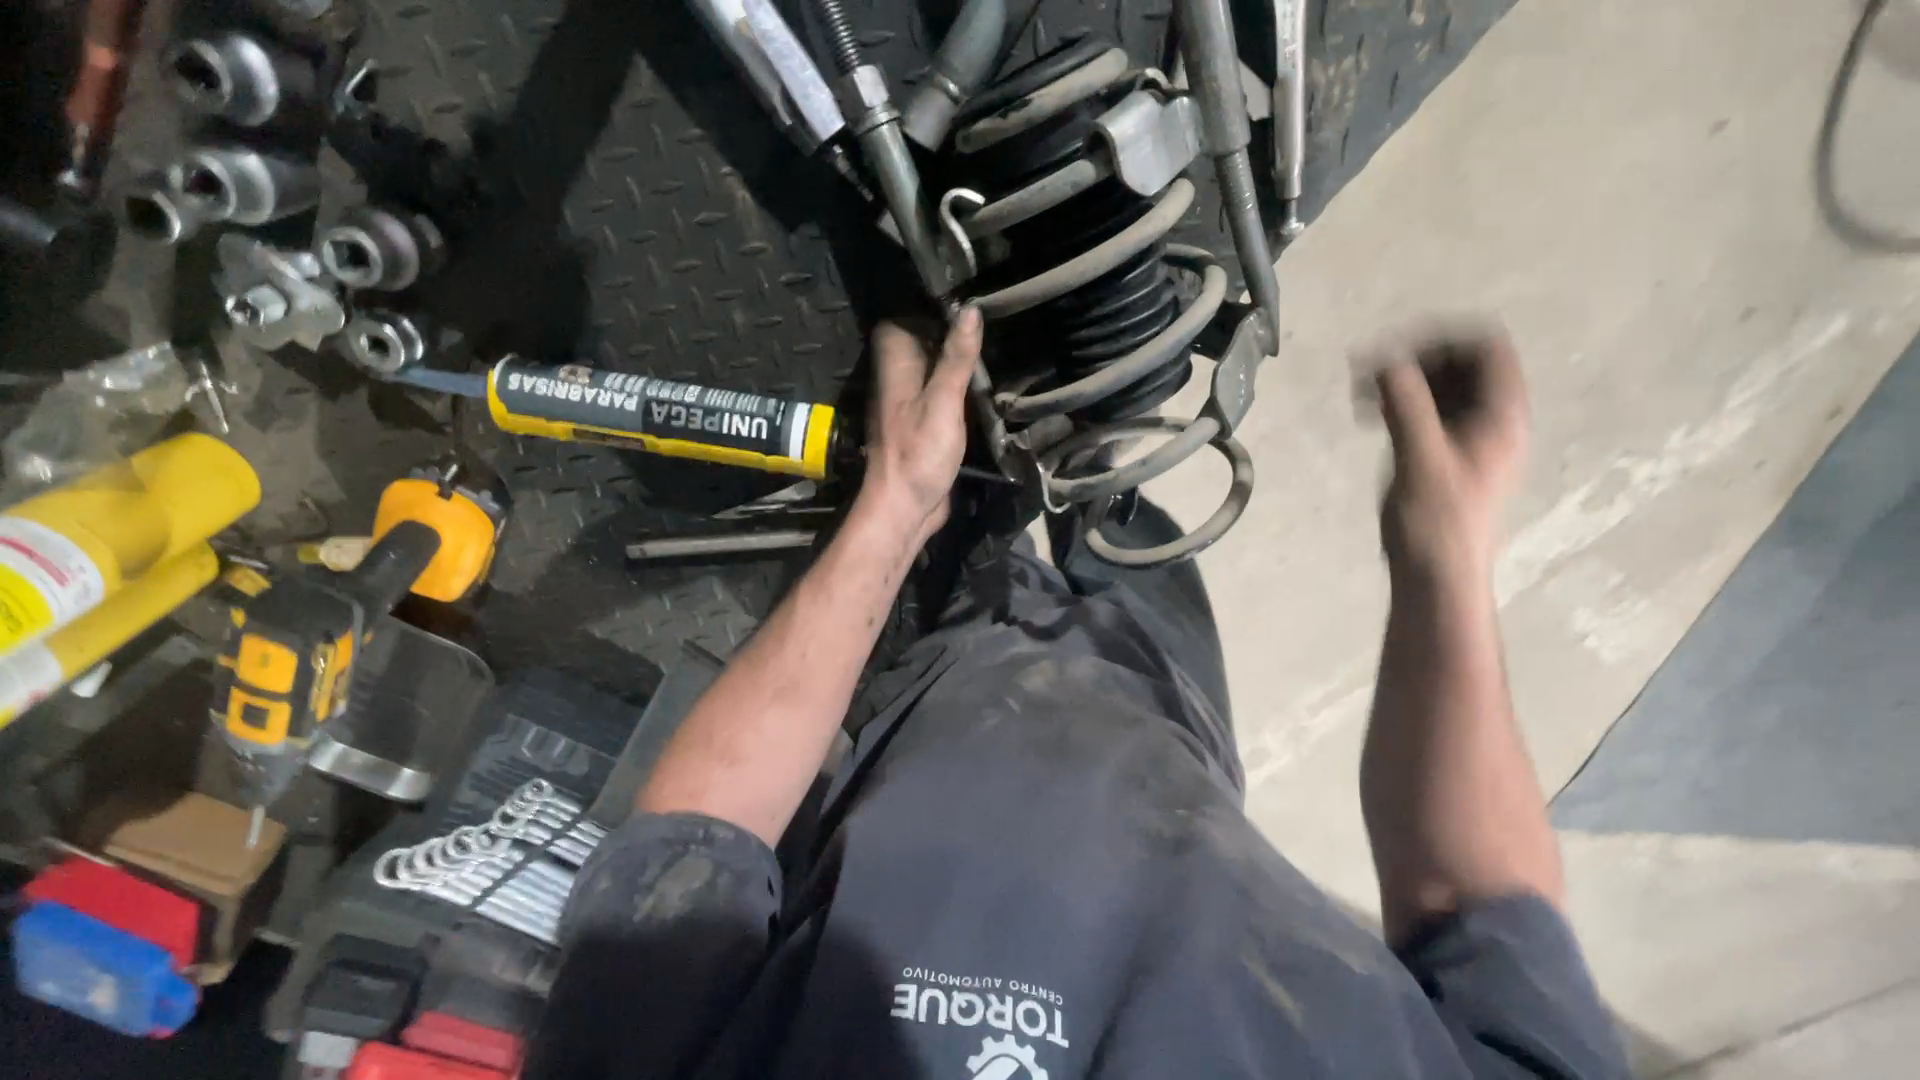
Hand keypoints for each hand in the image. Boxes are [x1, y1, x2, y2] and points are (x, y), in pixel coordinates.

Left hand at [858, 308, 980, 548]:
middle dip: (947, 337)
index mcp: (895, 370)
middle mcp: (897, 384)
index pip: (898, 324)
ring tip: (993, 354)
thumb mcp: (943, 401)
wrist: (904, 510)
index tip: (962, 307)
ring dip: (956, 366)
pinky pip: (939, 399)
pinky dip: (958, 393)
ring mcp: (909, 408)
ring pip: (930, 374)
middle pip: (917, 347)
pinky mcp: (923, 429)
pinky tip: (984, 391)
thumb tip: (970, 311)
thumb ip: (956, 358)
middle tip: (986, 329)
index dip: (924, 312)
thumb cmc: (919, 454)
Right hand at [1374, 330, 1528, 578]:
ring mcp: (1469, 439)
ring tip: (1363, 395)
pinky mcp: (1444, 455)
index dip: (1446, 339)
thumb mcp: (1421, 459)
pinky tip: (1371, 417)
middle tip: (1371, 374)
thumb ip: (1408, 407)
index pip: (1489, 350)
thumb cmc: (1437, 523)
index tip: (1398, 351)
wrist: (1437, 575)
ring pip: (1442, 388)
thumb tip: (1387, 363)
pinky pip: (1427, 411)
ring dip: (1404, 381)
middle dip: (1416, 360)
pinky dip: (1400, 404)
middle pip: (1463, 364)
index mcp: (1501, 418)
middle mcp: (1491, 422)